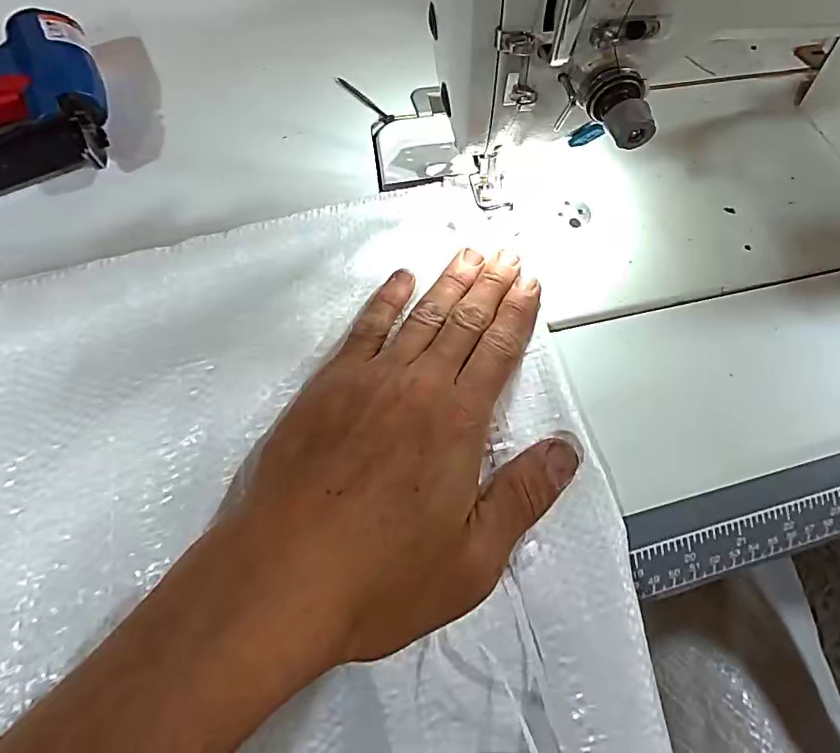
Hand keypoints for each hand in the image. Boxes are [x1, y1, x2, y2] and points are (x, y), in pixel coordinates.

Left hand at [228, 247, 578, 663]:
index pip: (499, 350)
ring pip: (420, 316)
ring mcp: (368, 383)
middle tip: (506, 254)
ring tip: (468, 254)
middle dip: (490, 283)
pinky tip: (399, 281)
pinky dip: (385, 300)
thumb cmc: (375, 580)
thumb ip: (523, 497)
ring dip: (449, 281)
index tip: (529, 283)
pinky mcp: (326, 389)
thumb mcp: (472, 558)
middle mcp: (417, 390)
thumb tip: (564, 454)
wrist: (275, 586)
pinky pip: (364, 329)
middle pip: (464, 322)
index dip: (518, 312)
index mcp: (457, 423)